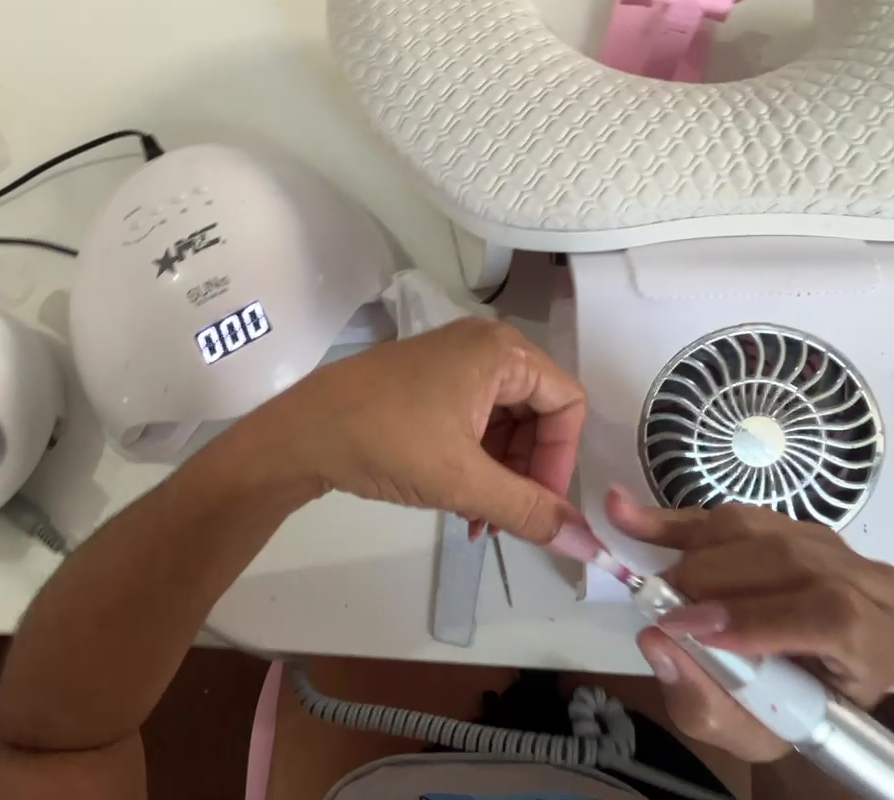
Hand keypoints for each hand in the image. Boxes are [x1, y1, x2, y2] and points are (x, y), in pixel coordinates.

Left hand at [236, 318, 585, 544]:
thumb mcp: (464, 481)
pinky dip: (474, 462)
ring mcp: (451, 362)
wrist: (301, 431)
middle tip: (505, 520)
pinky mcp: (428, 382)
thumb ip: (530, 512)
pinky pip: (473, 421)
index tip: (540, 507)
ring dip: (500, 476)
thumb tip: (592, 546)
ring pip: (503, 424)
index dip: (561, 460)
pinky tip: (460, 504)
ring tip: (478, 520)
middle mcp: (482, 346)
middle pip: (536, 414)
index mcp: (500, 351)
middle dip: (526, 474)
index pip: (566, 404)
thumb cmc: (387, 442)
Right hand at [606, 488, 893, 761]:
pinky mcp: (782, 521)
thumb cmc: (784, 712)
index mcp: (882, 648)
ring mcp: (828, 545)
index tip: (692, 630)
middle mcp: (869, 586)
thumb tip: (657, 641)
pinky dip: (670, 519)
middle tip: (661, 606)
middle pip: (790, 563)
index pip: (835, 618)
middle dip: (713, 582)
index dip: (760, 618)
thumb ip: (705, 701)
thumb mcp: (748, 733)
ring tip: (658, 586)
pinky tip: (623, 514)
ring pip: (755, 531)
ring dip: (695, 553)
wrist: (793, 679)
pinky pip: (726, 514)